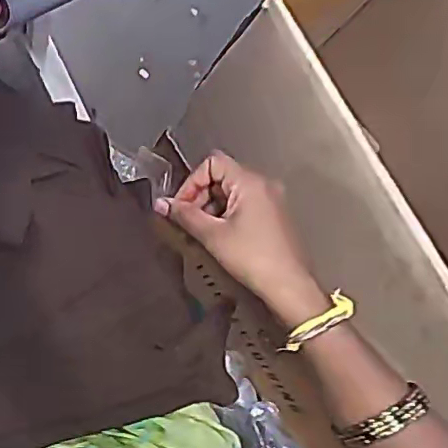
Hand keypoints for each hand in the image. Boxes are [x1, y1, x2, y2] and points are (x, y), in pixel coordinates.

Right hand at [154, 152, 328, 324]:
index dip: (191, 182)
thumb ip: (185, 216)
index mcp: (250, 182)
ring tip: (203, 233)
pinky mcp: (274, 215)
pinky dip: (227, 215)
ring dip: (211, 207)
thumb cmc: (251, 258)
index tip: (181, 208)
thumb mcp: (212, 236)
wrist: (287, 284)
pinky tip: (220, 237)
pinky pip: (244, 204)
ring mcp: (271, 199)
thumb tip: (160, 204)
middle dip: (200, 196)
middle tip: (188, 222)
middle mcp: (263, 184)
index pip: (213, 163)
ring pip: (232, 191)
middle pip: (222, 176)